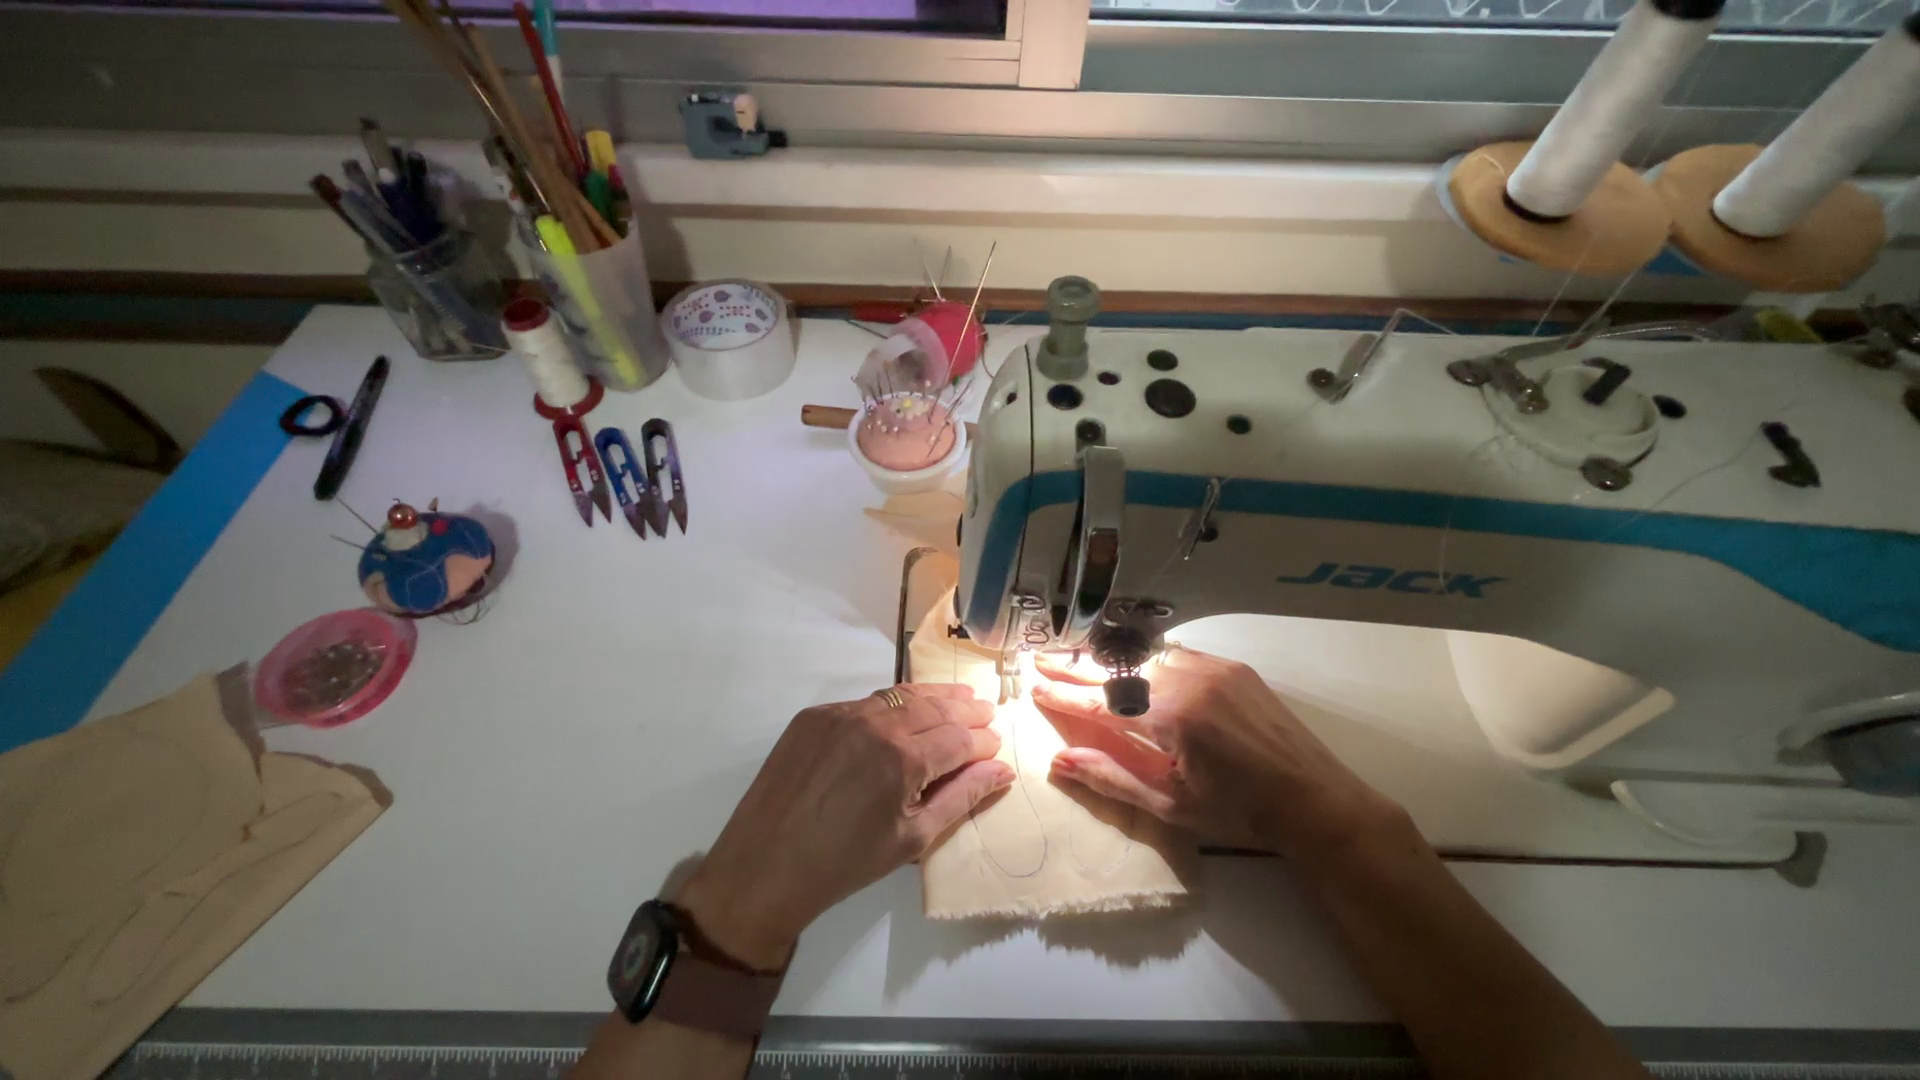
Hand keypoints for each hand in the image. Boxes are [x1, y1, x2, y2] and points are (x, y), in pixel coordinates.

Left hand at [677, 684, 1011, 969]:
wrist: (764, 866)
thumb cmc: (845, 864)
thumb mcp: (913, 839)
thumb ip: (961, 798)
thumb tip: (1002, 771)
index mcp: (903, 759)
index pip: (958, 738)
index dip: (982, 742)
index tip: (997, 745)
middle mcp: (874, 725)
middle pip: (933, 707)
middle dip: (964, 711)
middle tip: (986, 711)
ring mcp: (841, 715)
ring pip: (899, 697)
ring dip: (933, 698)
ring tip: (957, 699)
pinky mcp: (815, 716)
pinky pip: (865, 704)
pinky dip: (892, 706)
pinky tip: (905, 713)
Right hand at [1032, 646, 1404, 863]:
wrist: (1315, 800)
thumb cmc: (1239, 813)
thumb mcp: (1170, 805)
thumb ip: (1112, 778)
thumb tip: (1059, 762)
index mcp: (1172, 717)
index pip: (1102, 703)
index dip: (1065, 696)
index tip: (1035, 687)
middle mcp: (1190, 680)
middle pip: (1120, 670)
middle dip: (1078, 667)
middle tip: (1043, 660)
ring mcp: (1215, 669)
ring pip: (1149, 656)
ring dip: (1112, 661)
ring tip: (1081, 661)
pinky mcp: (1234, 667)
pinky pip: (1180, 655)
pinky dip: (1150, 660)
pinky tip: (1135, 665)